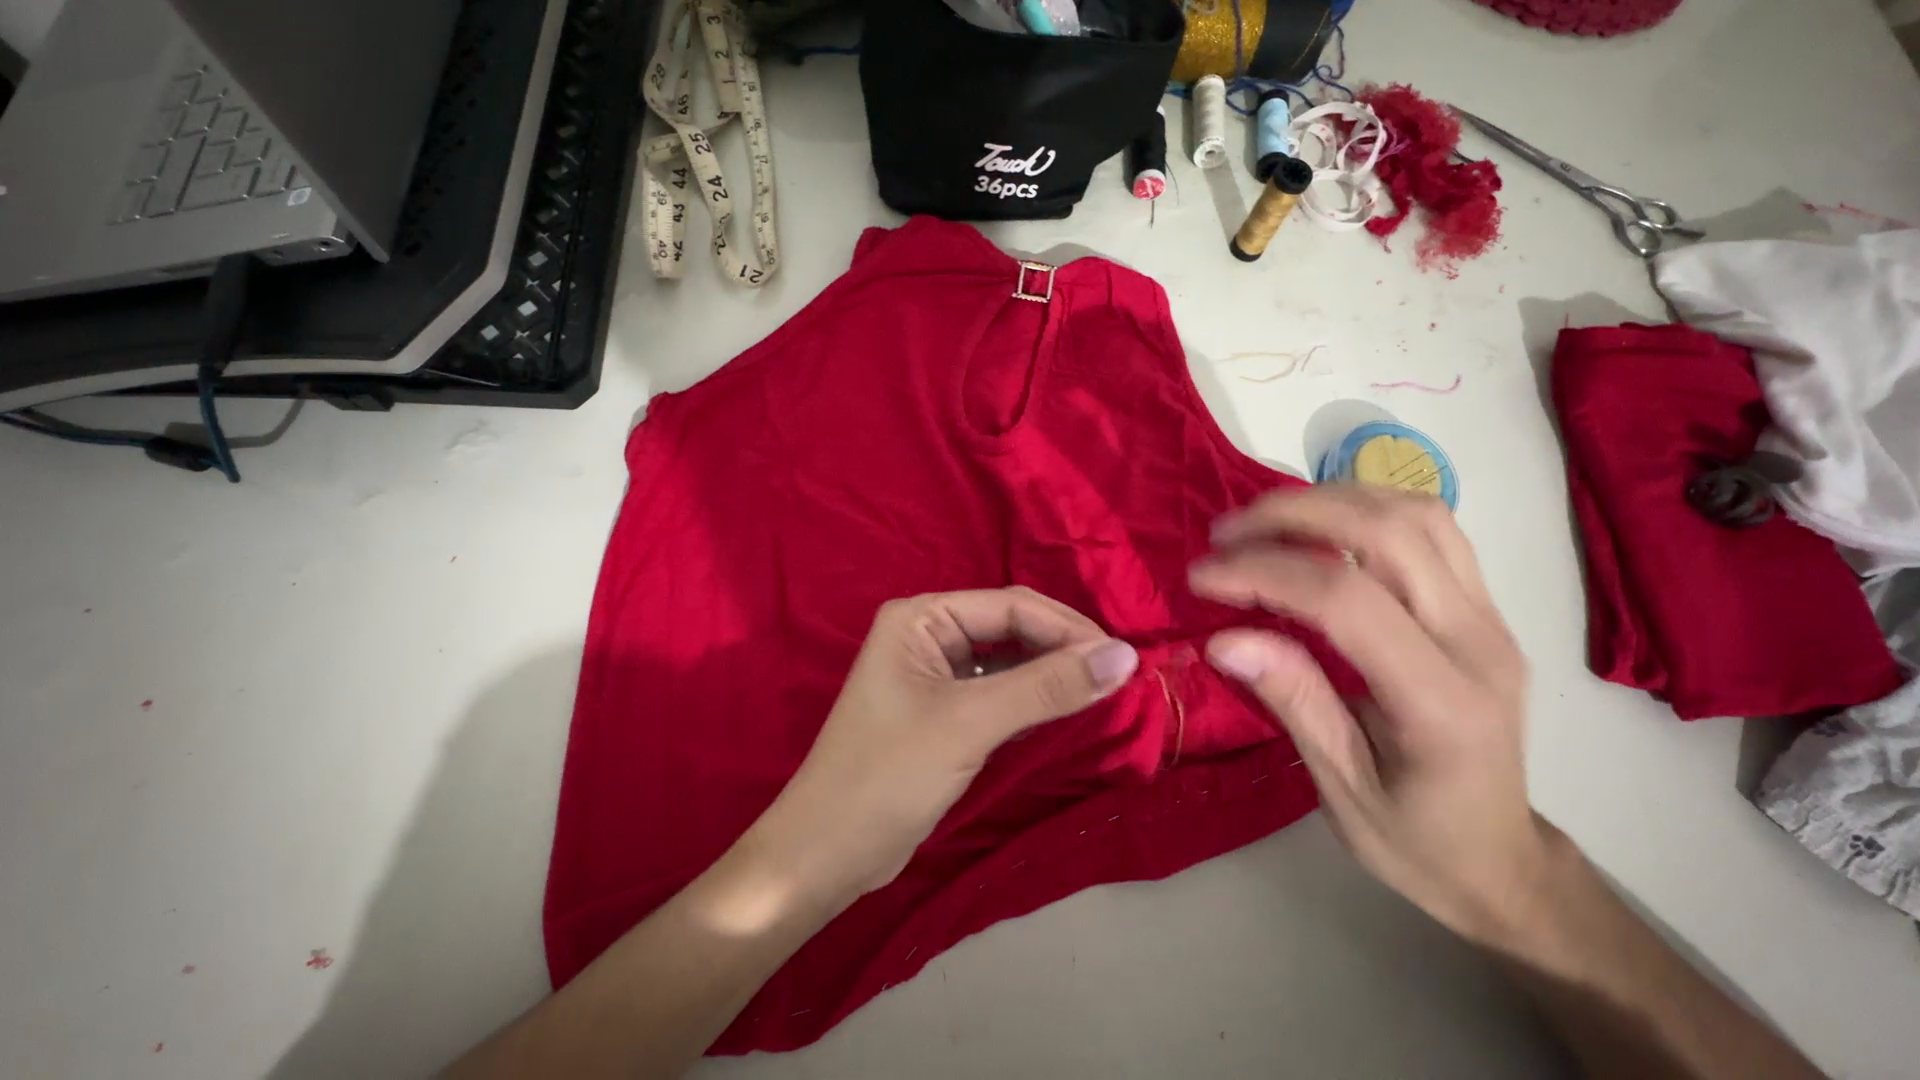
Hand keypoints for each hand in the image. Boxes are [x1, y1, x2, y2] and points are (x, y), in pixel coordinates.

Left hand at [743, 587, 1139, 904]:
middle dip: (1064, 650)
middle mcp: (927, 636)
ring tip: (1106, 694)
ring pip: (1010, 663)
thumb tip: (1125, 655)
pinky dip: (1033, 703)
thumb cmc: (888, 775)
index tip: (1125, 660)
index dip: (1069, 629)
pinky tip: (1067, 714)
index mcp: (921, 618)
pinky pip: (1000, 694)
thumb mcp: (970, 724)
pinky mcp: (943, 715)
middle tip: (1121, 678)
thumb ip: (1046, 687)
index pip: (1011, 606)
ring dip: (1053, 677)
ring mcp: (934, 676)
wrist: (826, 853)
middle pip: (1012, 629)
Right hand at [1189, 486, 1544, 941]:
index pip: (1348, 601)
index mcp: (1442, 703)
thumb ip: (1295, 703)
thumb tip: (1224, 640)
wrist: (1502, 863)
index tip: (1202, 577)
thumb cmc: (1417, 844)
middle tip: (1225, 533)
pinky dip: (1368, 509)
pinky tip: (1321, 528)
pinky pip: (1432, 530)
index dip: (1265, 574)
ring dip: (1332, 499)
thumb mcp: (1342, 790)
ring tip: (1265, 521)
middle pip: (1390, 533)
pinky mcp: (1485, 610)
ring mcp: (1491, 619)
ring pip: (1418, 514)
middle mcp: (1479, 644)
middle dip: (1294, 514)